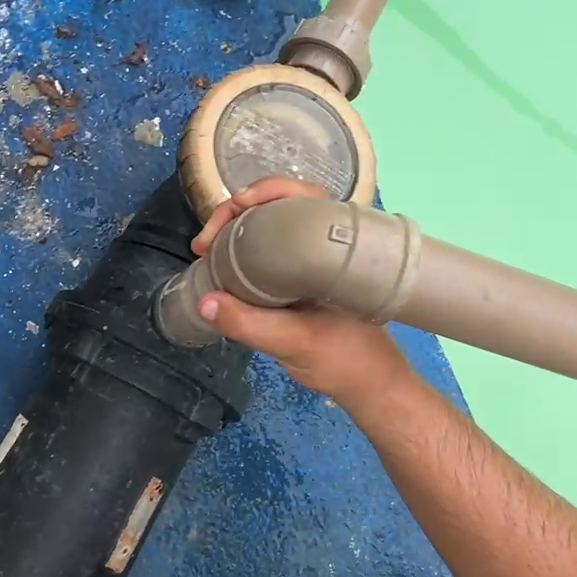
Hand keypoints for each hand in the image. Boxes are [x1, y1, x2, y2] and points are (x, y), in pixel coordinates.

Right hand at [190, 177, 416, 410]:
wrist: (372, 386)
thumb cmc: (344, 360)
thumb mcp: (293, 343)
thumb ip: (248, 323)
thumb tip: (205, 300)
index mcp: (335, 247)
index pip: (303, 196)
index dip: (268, 190)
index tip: (236, 205)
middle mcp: (327, 243)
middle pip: (280, 204)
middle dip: (238, 210)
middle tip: (205, 240)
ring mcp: (315, 259)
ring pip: (273, 224)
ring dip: (238, 228)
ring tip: (208, 247)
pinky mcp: (304, 276)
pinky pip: (273, 247)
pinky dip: (246, 247)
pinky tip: (225, 261)